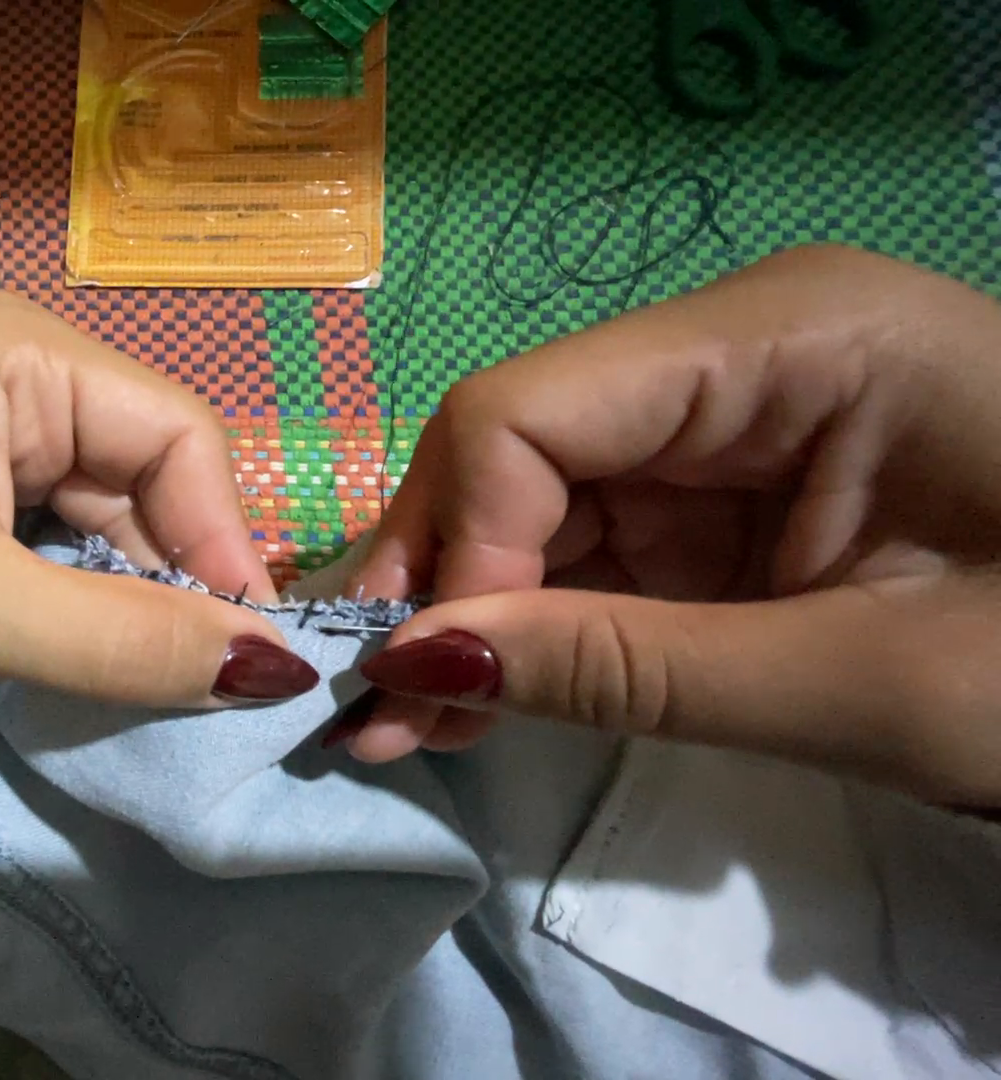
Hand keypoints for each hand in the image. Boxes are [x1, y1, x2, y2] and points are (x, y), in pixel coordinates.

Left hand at [0, 292, 317, 707]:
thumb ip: (118, 637)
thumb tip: (270, 672)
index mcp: (17, 355)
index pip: (171, 433)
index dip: (222, 534)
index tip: (249, 640)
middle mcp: (19, 379)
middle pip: (149, 475)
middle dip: (181, 573)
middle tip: (208, 670)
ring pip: (115, 516)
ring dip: (141, 594)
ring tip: (160, 667)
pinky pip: (71, 541)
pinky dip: (96, 597)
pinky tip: (107, 645)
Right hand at [342, 246, 1000, 808]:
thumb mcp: (878, 687)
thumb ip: (620, 670)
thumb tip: (405, 665)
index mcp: (777, 340)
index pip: (520, 417)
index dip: (455, 542)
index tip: (429, 667)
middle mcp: (708, 362)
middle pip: (496, 463)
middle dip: (432, 591)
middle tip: (380, 707)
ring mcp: (694, 433)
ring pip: (509, 516)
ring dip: (456, 624)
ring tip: (411, 724)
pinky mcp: (690, 500)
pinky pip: (558, 555)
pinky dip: (510, 634)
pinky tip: (472, 699)